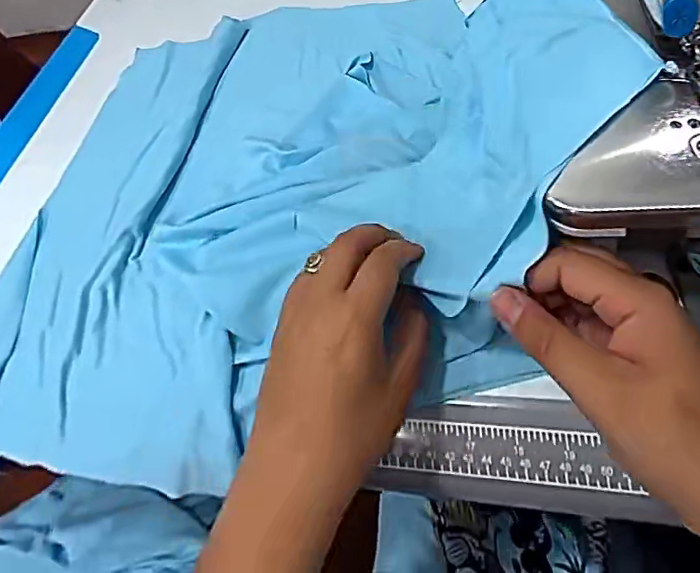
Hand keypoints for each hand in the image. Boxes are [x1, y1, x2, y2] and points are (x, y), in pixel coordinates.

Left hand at [198, 224, 428, 572]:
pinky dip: (330, 264)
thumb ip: (413, 333)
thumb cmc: (352, 432)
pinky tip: (342, 284)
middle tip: (397, 245)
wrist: (291, 465)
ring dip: (351, 246)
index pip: (381, 260)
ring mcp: (296, 306)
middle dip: (376, 234)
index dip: (403, 250)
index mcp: (354, 315)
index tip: (417, 254)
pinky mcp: (282, 318)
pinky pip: (308, 273)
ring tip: (371, 262)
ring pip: (324, 253)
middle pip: (347, 242)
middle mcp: (321, 299)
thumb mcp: (399, 386)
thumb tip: (412, 300)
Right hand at [489, 245, 699, 519]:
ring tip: (524, 330)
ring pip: (588, 293)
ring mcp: (647, 322)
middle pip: (581, 269)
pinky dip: (571, 326)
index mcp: (640, 298)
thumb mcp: (597, 388)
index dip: (532, 278)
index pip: (570, 262)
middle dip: (540, 285)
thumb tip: (501, 298)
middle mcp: (646, 299)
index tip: (503, 304)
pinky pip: (599, 318)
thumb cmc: (672, 441)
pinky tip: (551, 344)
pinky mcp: (644, 346)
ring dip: (554, 305)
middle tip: (508, 313)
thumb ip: (545, 338)